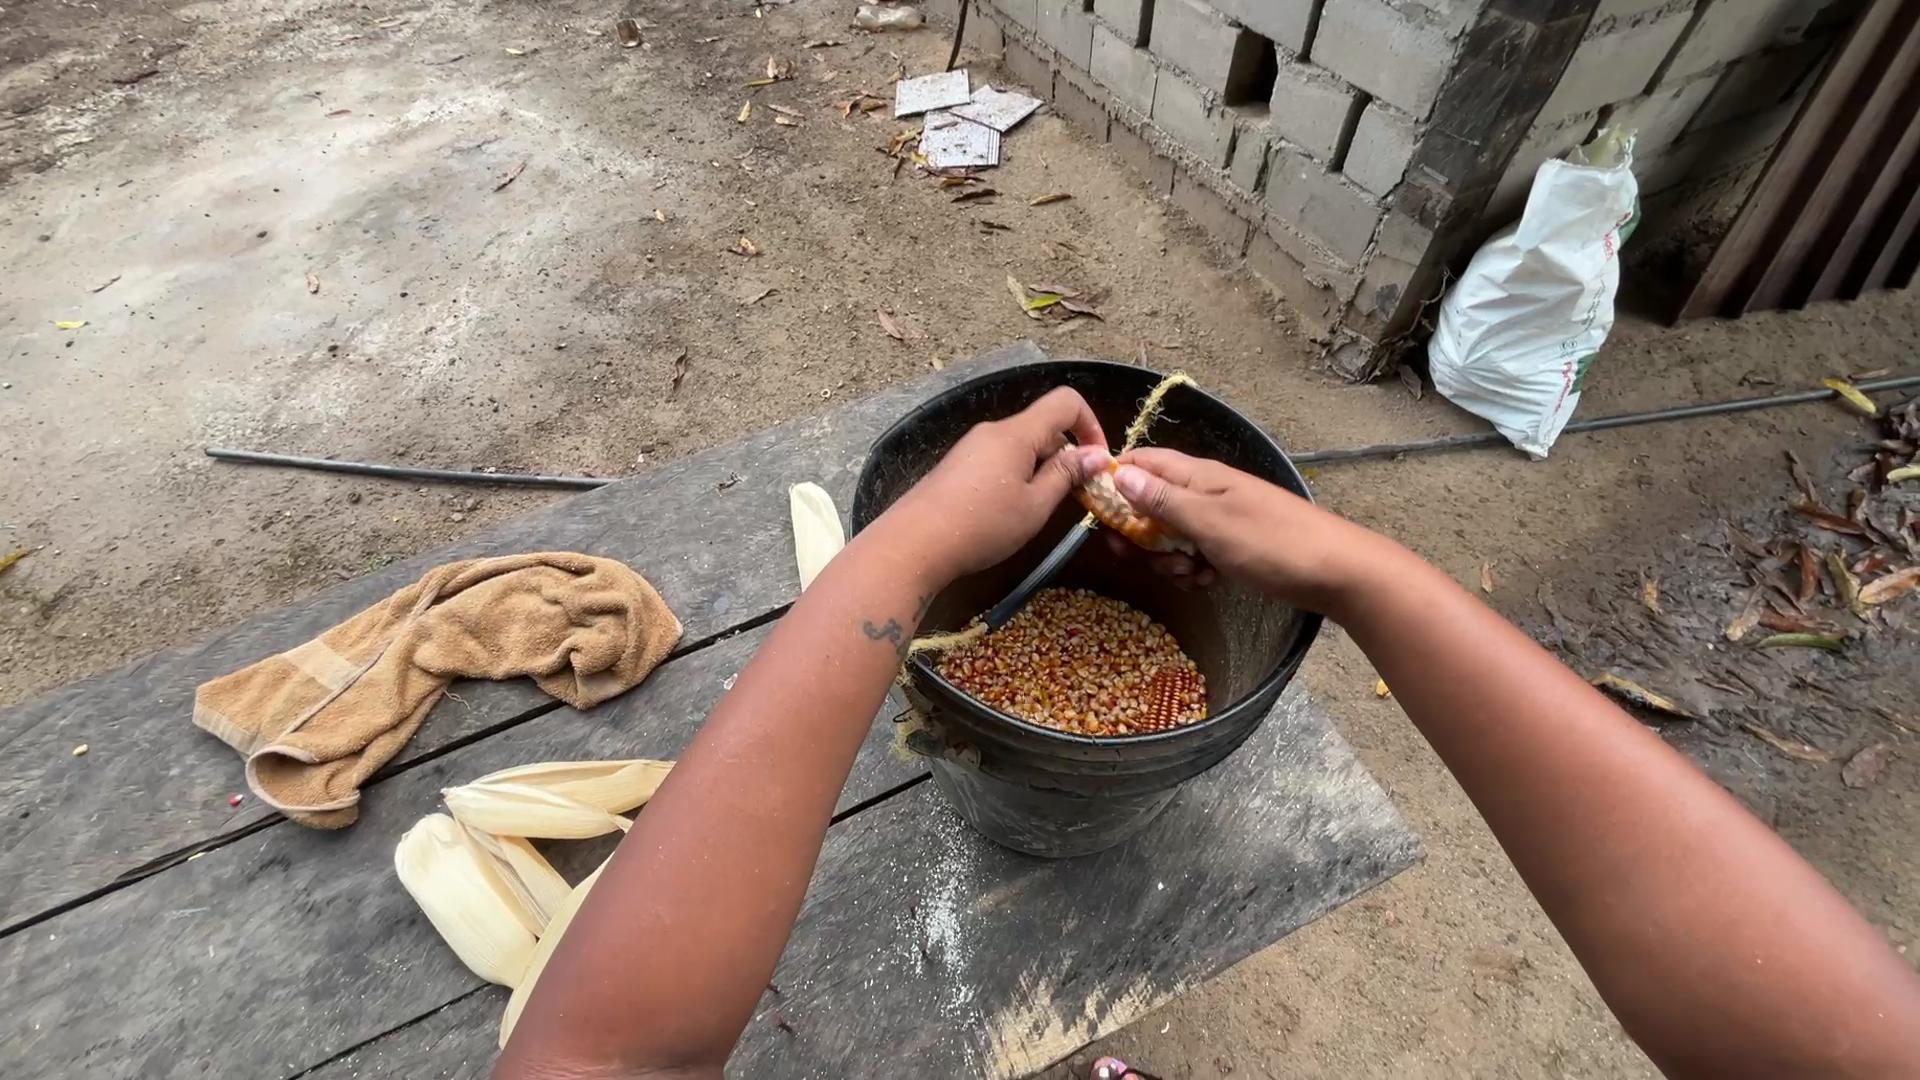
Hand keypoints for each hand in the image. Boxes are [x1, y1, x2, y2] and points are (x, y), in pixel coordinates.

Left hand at [877, 386, 1109, 584]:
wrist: (914, 544)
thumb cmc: (982, 526)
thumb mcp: (1035, 505)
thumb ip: (1067, 475)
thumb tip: (1096, 455)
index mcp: (1016, 433)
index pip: (1065, 401)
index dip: (1091, 425)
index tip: (1097, 462)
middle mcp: (993, 431)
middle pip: (1042, 427)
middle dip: (1066, 456)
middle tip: (1073, 498)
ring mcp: (971, 448)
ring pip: (1020, 447)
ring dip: (1040, 470)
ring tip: (1037, 511)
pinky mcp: (957, 466)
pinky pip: (998, 460)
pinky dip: (1016, 476)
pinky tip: (1007, 512)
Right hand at [1108, 448, 1387, 614]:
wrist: (1337, 573)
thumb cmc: (1271, 542)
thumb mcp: (1209, 521)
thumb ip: (1161, 500)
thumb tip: (1118, 474)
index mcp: (1197, 476)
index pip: (1141, 462)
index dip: (1114, 480)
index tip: (1098, 511)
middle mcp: (1203, 492)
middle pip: (1148, 503)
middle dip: (1139, 533)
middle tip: (1141, 555)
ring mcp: (1218, 519)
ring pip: (1169, 535)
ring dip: (1168, 558)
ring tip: (1191, 572)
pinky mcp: (1230, 546)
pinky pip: (1194, 554)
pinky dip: (1192, 570)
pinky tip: (1207, 581)